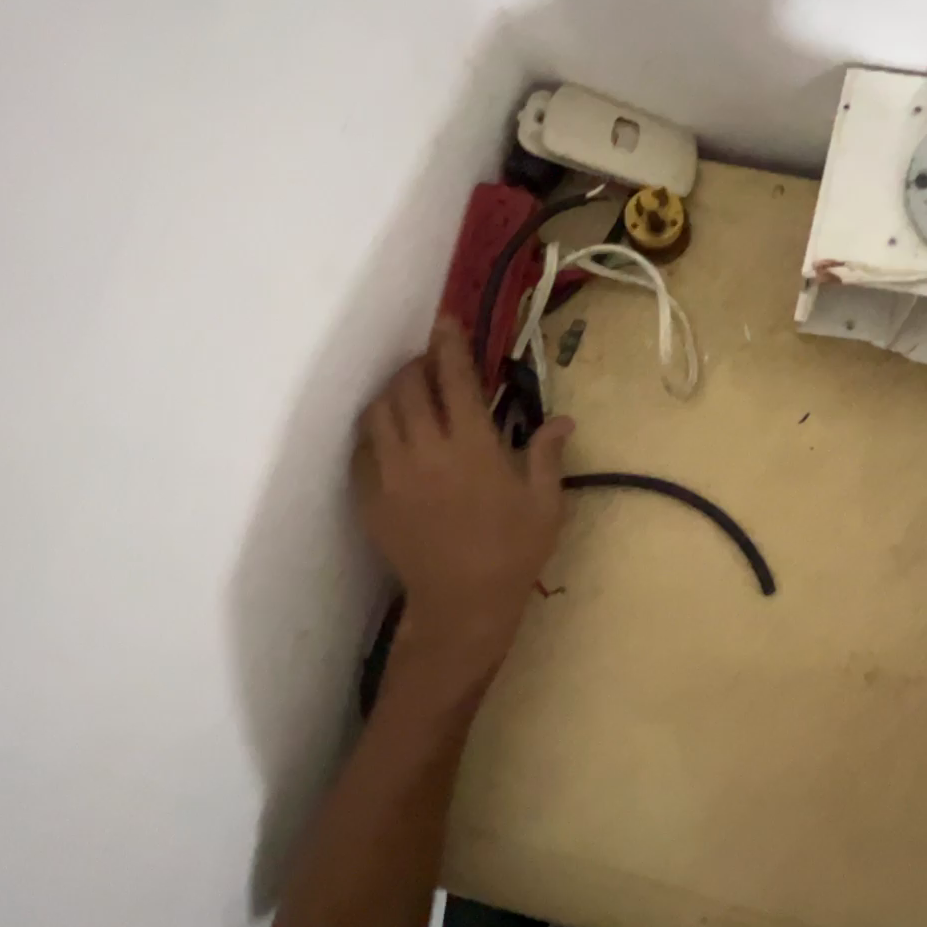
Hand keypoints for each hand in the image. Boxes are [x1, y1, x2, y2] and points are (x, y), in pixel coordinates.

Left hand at [353, 318, 572, 681]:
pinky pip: (363, 448)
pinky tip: (392, 435)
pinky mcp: (370, 497)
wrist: (462, 604)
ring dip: (393, 393)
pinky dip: (376, 429)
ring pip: (378, 411)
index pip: (453, 378)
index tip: (445, 322)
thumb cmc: (513, 552)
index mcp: (472, 446)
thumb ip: (546, 454)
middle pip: (407, 386)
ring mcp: (391, 474)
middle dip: (418, 365)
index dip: (448, 344)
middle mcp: (426, 450)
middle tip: (432, 365)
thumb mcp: (544, 503)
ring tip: (409, 394)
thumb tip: (563, 420)